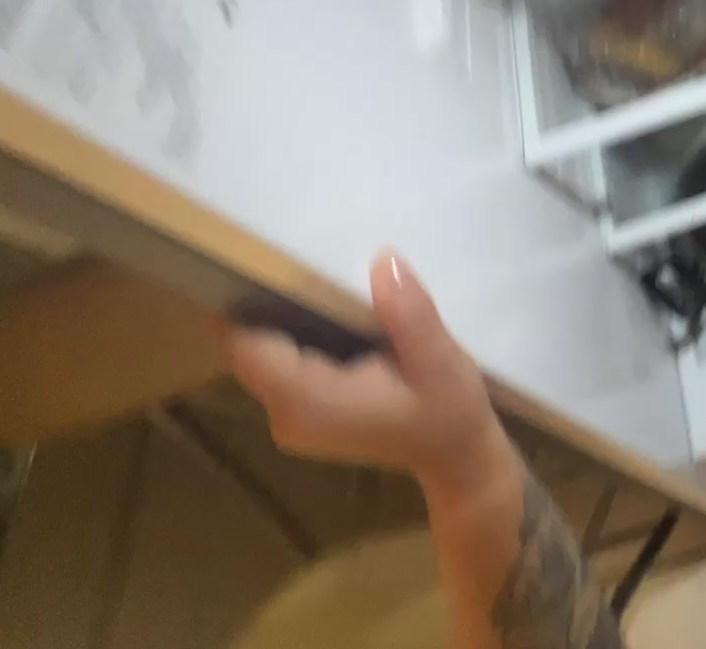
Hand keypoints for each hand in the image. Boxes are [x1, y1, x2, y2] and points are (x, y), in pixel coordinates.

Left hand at [228, 252, 511, 499]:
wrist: (456, 455)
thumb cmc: (449, 410)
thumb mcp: (439, 358)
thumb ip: (409, 312)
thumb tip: (384, 259)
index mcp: (309, 401)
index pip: (249, 346)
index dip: (248, 300)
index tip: (266, 253)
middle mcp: (284, 413)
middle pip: (252, 346)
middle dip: (272, 301)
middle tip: (304, 251)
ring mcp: (291, 415)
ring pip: (267, 352)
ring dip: (289, 315)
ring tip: (324, 274)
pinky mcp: (304, 409)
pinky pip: (285, 362)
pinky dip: (304, 332)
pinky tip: (338, 312)